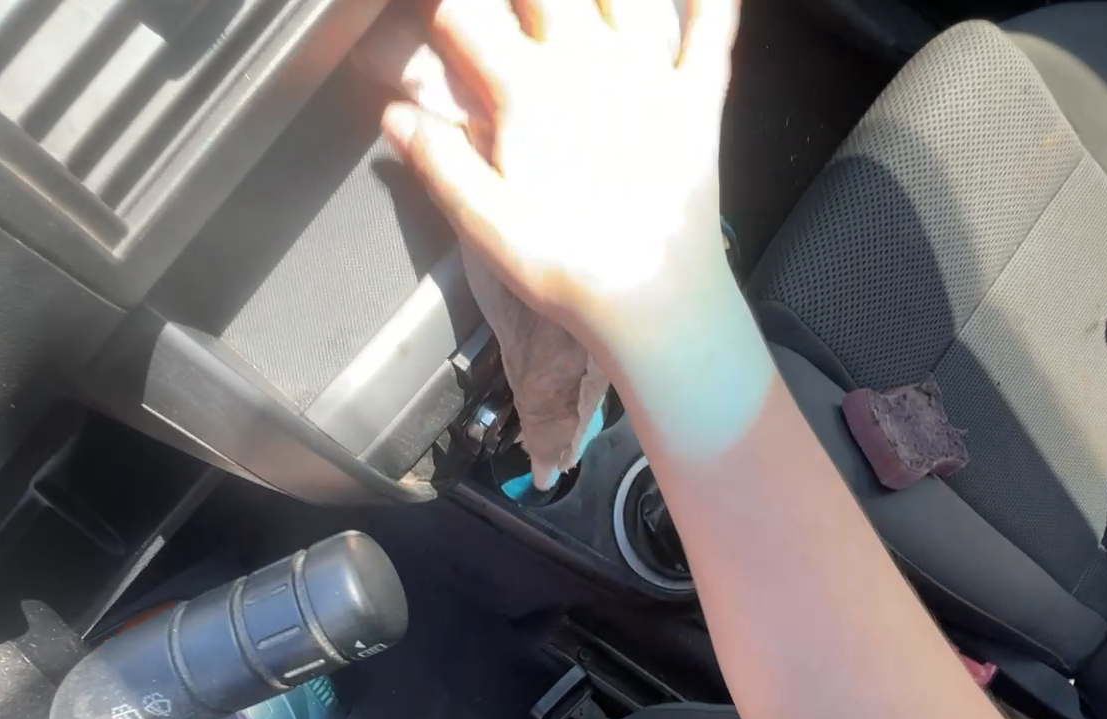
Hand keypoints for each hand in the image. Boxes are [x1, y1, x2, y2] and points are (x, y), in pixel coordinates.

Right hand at [382, 0, 739, 358]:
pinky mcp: (697, 105)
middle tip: (507, 2)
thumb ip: (439, 163)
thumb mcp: (486, 225)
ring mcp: (649, 77)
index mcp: (528, 91)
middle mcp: (589, 63)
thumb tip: (394, 117)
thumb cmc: (565, 268)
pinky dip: (711, 2)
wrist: (652, 301)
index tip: (430, 14)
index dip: (438, 8)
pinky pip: (712, 32)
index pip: (467, 21)